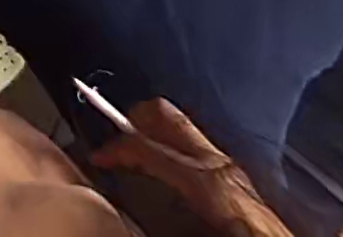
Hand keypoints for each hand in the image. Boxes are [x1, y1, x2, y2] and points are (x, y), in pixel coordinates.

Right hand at [91, 98, 292, 236]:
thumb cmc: (246, 233)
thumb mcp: (194, 229)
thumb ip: (165, 211)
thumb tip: (131, 196)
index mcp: (206, 182)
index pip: (146, 148)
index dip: (115, 149)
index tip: (96, 157)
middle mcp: (220, 166)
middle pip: (166, 116)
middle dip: (135, 116)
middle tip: (116, 137)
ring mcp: (235, 171)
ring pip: (185, 131)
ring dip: (158, 132)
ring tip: (139, 154)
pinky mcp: (245, 183)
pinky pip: (200, 150)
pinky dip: (177, 151)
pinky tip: (171, 176)